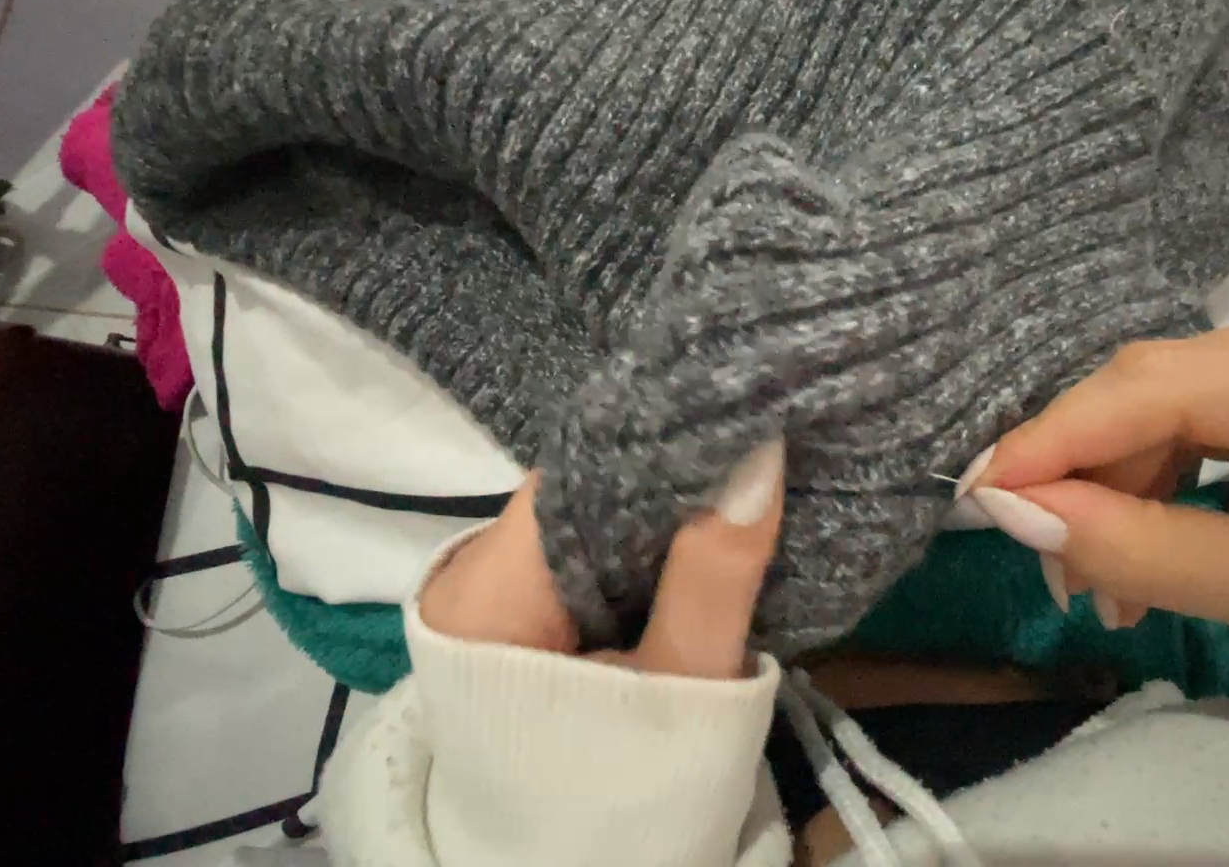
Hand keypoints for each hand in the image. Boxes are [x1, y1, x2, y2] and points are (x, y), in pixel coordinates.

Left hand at [418, 442, 785, 678]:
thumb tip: (756, 458)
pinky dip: (638, 546)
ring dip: (654, 512)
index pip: (570, 478)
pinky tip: (690, 538)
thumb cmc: (627, 799)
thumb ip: (714, 580)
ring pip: (586, 518)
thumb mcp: (684, 692)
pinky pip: (585, 551)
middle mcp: (472, 578)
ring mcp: (489, 594)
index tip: (729, 429)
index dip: (653, 449)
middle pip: (579, 493)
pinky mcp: (518, 612)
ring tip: (729, 486)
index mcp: (486, 591)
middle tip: (745, 457)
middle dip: (661, 481)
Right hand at [962, 293, 1228, 739]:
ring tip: (1108, 574)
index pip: (1177, 384)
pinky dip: (1152, 463)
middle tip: (1056, 562)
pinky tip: (1146, 524)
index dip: (1063, 432)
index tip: (980, 489)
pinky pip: (1193, 397)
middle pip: (1164, 384)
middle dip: (1090, 473)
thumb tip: (1008, 510)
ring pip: (1167, 391)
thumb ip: (1143, 551)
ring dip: (1117, 477)